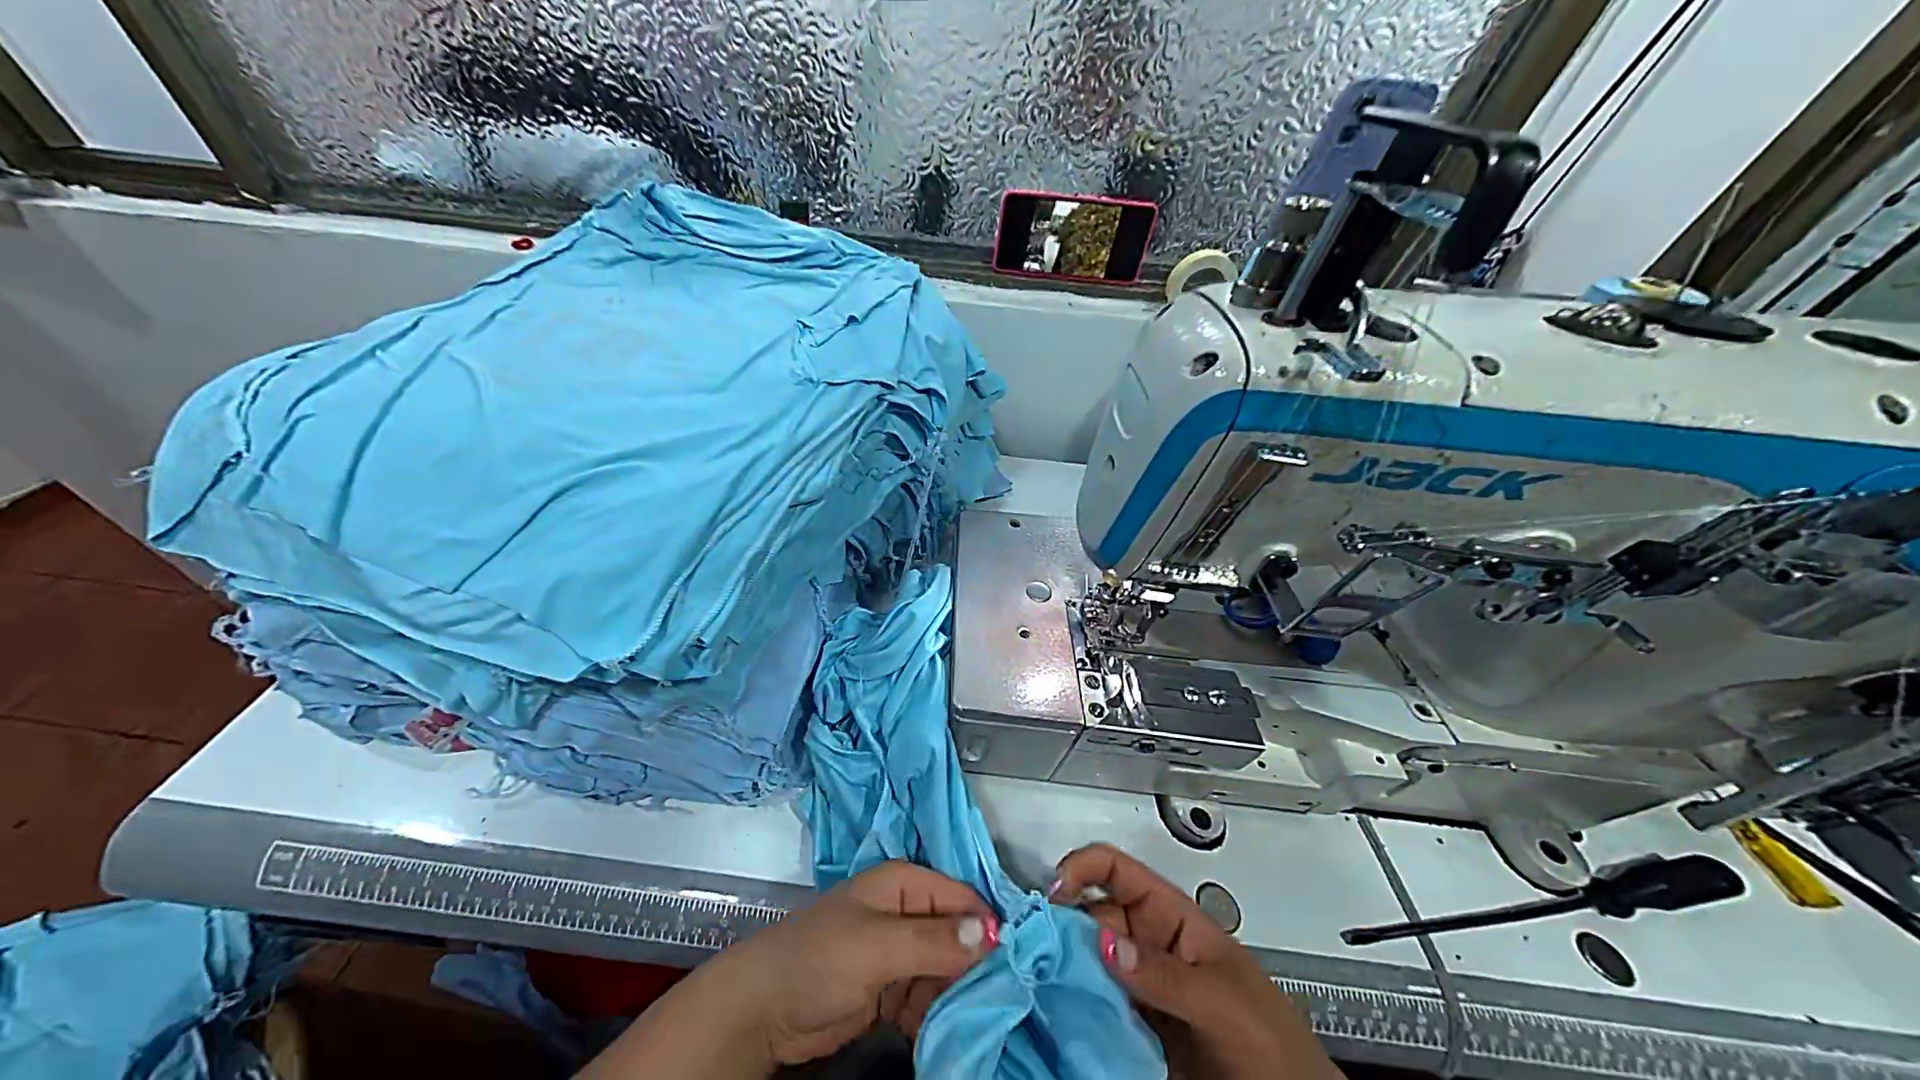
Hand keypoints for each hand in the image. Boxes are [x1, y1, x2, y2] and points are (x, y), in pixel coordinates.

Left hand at [578, 861, 998, 1079]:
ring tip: (969, 1023)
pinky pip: (930, 999)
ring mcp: (900, 953)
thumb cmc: (816, 961)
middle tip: (995, 1004)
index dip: (988, 929)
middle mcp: (908, 912)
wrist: (760, 1011)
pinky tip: (945, 1034)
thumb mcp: (876, 947)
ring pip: (949, 972)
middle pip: (960, 937)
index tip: (1014, 965)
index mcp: (906, 884)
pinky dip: (938, 1016)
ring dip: (958, 998)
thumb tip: (990, 932)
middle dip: (976, 969)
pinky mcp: (892, 989)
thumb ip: (932, 941)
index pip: (963, 899)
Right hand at [1052, 843, 1343, 1079]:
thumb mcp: (1225, 1002)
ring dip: (1060, 965)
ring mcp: (1137, 987)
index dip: (1083, 868)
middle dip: (1061, 923)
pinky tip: (1055, 1012)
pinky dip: (1069, 1005)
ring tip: (1036, 979)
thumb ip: (1168, 972)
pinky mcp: (1129, 1028)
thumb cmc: (1277, 1050)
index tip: (1054, 892)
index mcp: (1172, 918)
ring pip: (1084, 960)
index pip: (1117, 871)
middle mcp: (1148, 946)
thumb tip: (1106, 943)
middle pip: (1089, 914)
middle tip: (1034, 949)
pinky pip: (1089, 1005)